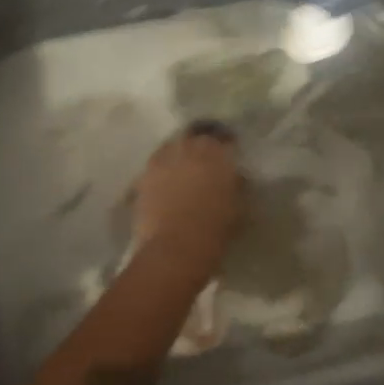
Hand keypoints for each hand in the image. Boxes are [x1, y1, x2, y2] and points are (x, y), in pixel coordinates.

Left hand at [131, 122, 244, 265]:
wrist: (174, 248)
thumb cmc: (214, 230)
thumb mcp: (239, 208)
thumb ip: (236, 186)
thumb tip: (234, 178)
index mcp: (218, 154)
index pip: (224, 138)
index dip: (227, 145)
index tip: (229, 153)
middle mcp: (189, 148)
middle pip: (195, 136)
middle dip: (201, 144)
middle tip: (206, 158)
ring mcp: (163, 159)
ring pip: (172, 145)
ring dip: (179, 152)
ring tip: (183, 167)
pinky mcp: (144, 174)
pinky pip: (155, 163)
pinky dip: (161, 168)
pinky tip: (165, 180)